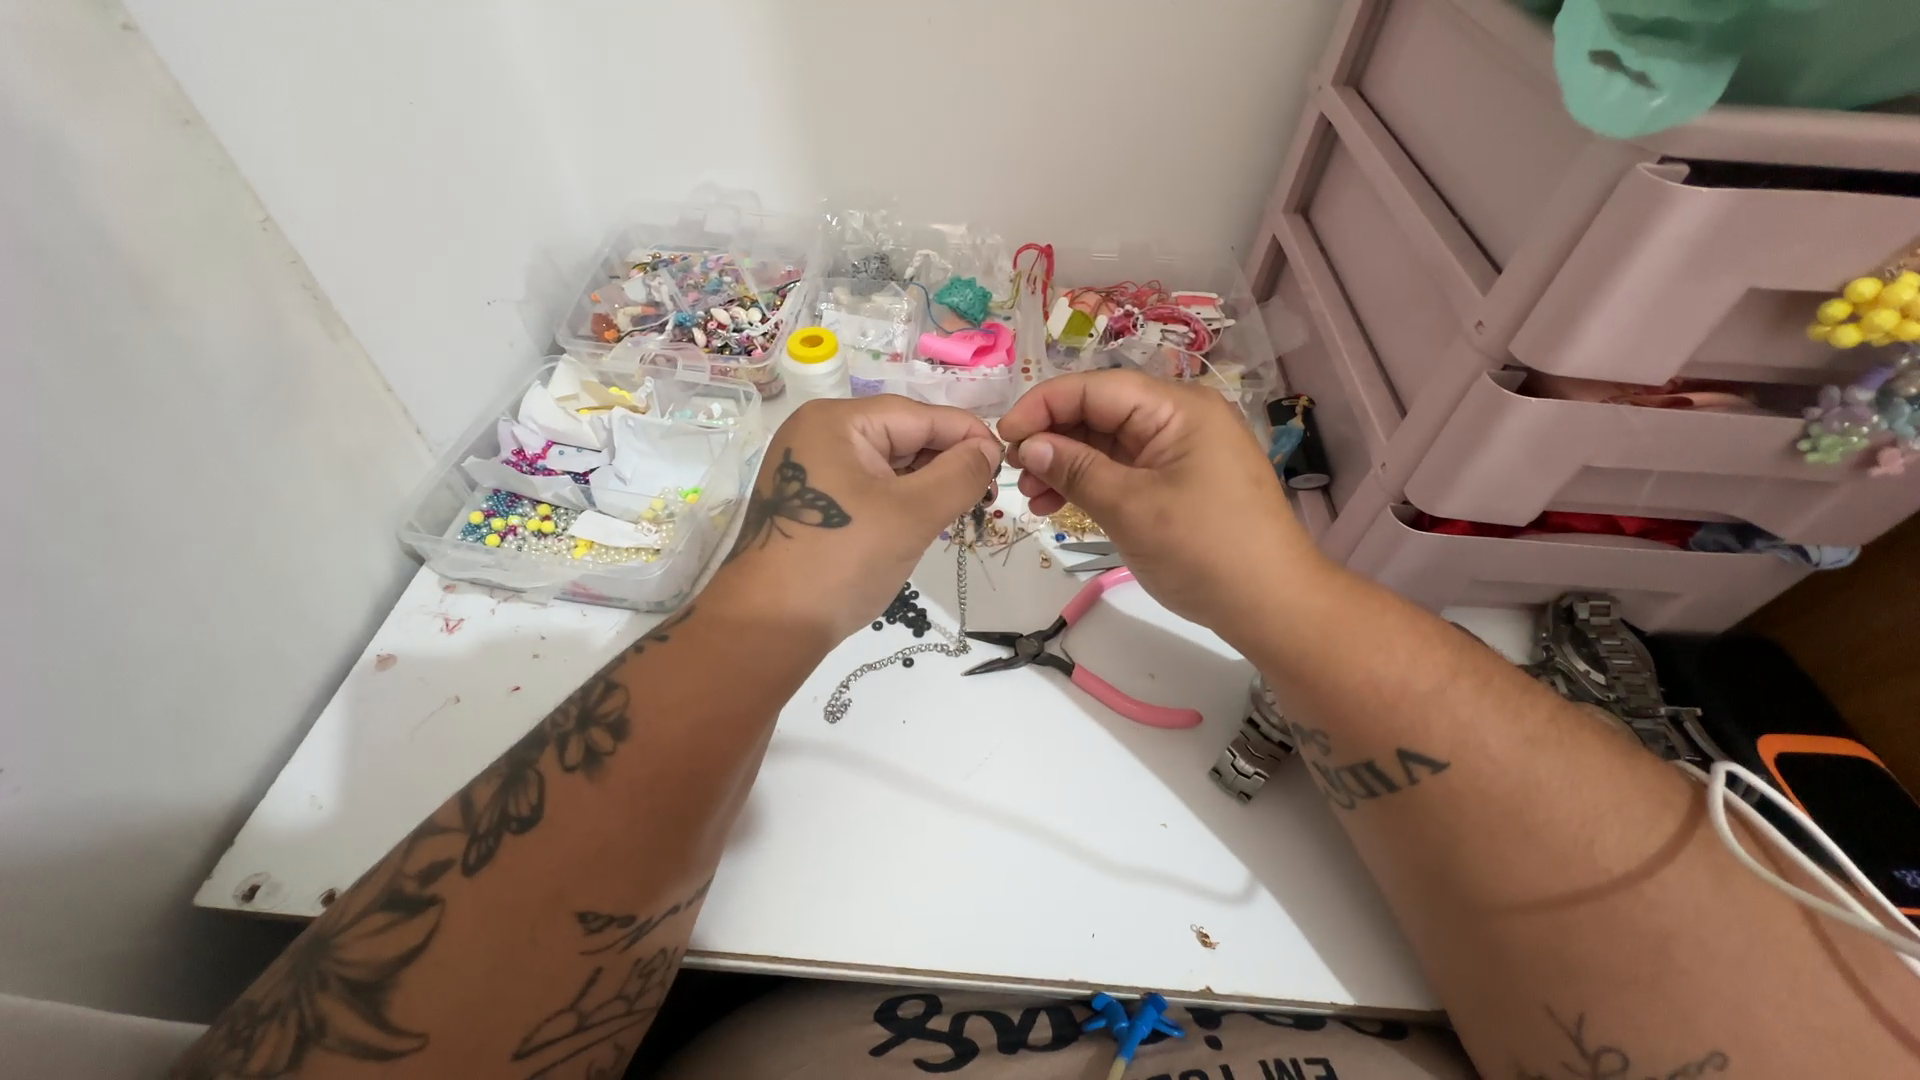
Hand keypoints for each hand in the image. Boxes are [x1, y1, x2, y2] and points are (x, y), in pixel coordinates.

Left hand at [714, 396, 1001, 640]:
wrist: (769, 628)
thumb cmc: (842, 561)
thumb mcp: (912, 515)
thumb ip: (959, 475)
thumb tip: (989, 451)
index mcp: (836, 422)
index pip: (918, 415)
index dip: (967, 434)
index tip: (1006, 461)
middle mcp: (819, 435)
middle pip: (901, 436)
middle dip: (947, 462)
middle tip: (987, 493)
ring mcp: (812, 470)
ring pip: (888, 466)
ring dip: (927, 484)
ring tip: (962, 509)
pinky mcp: (813, 504)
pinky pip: (870, 489)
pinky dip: (902, 501)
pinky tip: (927, 521)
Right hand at [997, 371, 1323, 632]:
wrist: (1271, 605)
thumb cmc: (1204, 550)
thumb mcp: (1130, 508)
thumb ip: (1075, 470)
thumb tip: (1027, 445)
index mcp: (1176, 408)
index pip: (1095, 388)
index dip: (1043, 406)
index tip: (1002, 436)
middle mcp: (1178, 419)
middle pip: (1099, 413)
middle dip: (1052, 439)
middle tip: (1014, 474)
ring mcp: (1178, 452)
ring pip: (1106, 444)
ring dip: (1065, 465)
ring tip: (1031, 498)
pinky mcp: (1176, 482)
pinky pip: (1122, 470)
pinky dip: (1089, 484)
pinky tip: (1057, 506)